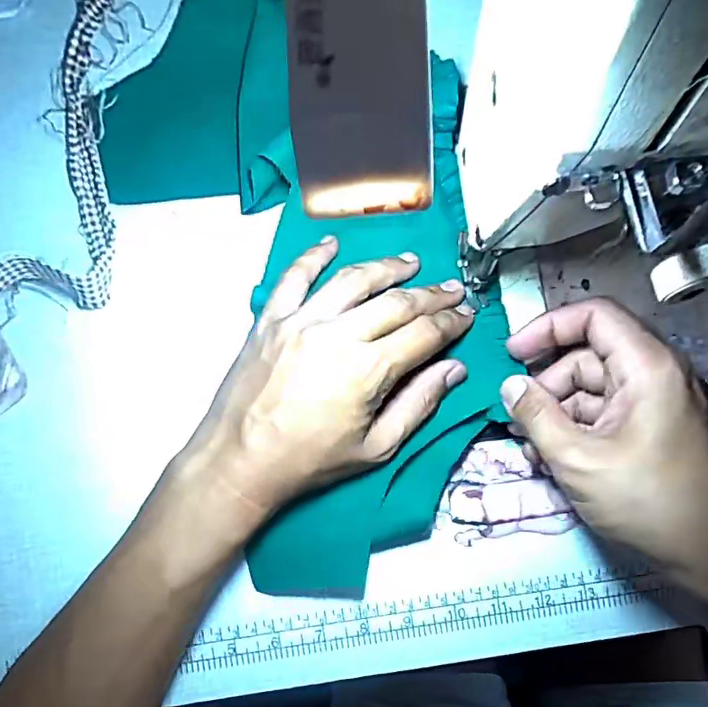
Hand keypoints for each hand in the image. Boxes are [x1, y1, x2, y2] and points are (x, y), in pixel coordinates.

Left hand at [177, 237, 474, 524]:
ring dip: (386, 267)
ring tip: (410, 262)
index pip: (423, 334)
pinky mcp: (270, 319)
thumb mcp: (377, 447)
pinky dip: (315, 257)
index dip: (451, 323)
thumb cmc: (312, 461)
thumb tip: (454, 370)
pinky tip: (332, 245)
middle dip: (431, 294)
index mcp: (369, 369)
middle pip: (395, 302)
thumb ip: (418, 405)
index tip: (468, 315)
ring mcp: (301, 321)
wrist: (240, 461)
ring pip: (352, 281)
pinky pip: (295, 277)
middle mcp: (338, 334)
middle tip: (452, 288)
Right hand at [499, 298, 707, 595]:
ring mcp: (657, 402)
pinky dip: (580, 430)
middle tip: (518, 421)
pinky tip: (556, 461)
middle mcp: (656, 373)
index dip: (547, 327)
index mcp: (647, 365)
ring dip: (559, 414)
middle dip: (548, 386)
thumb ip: (537, 417)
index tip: (512, 354)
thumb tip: (509, 386)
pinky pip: (609, 414)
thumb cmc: (646, 500)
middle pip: (589, 357)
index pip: (593, 316)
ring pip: (595, 390)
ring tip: (533, 452)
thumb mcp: (578, 460)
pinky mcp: (655, 428)